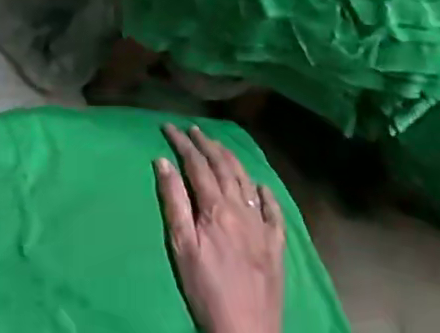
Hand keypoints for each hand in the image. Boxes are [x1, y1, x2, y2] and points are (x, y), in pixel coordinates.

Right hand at [156, 124, 284, 332]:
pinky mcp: (276, 245)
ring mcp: (261, 226)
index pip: (197, 164)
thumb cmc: (206, 290)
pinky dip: (266, 194)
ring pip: (246, 181)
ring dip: (231, 159)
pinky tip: (260, 186)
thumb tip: (163, 161)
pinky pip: (273, 212)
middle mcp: (240, 208)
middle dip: (206, 144)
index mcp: (215, 207)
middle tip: (193, 129)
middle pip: (223, 166)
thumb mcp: (181, 247)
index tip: (169, 127)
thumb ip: (173, 202)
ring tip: (219, 146)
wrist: (247, 331)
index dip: (182, 143)